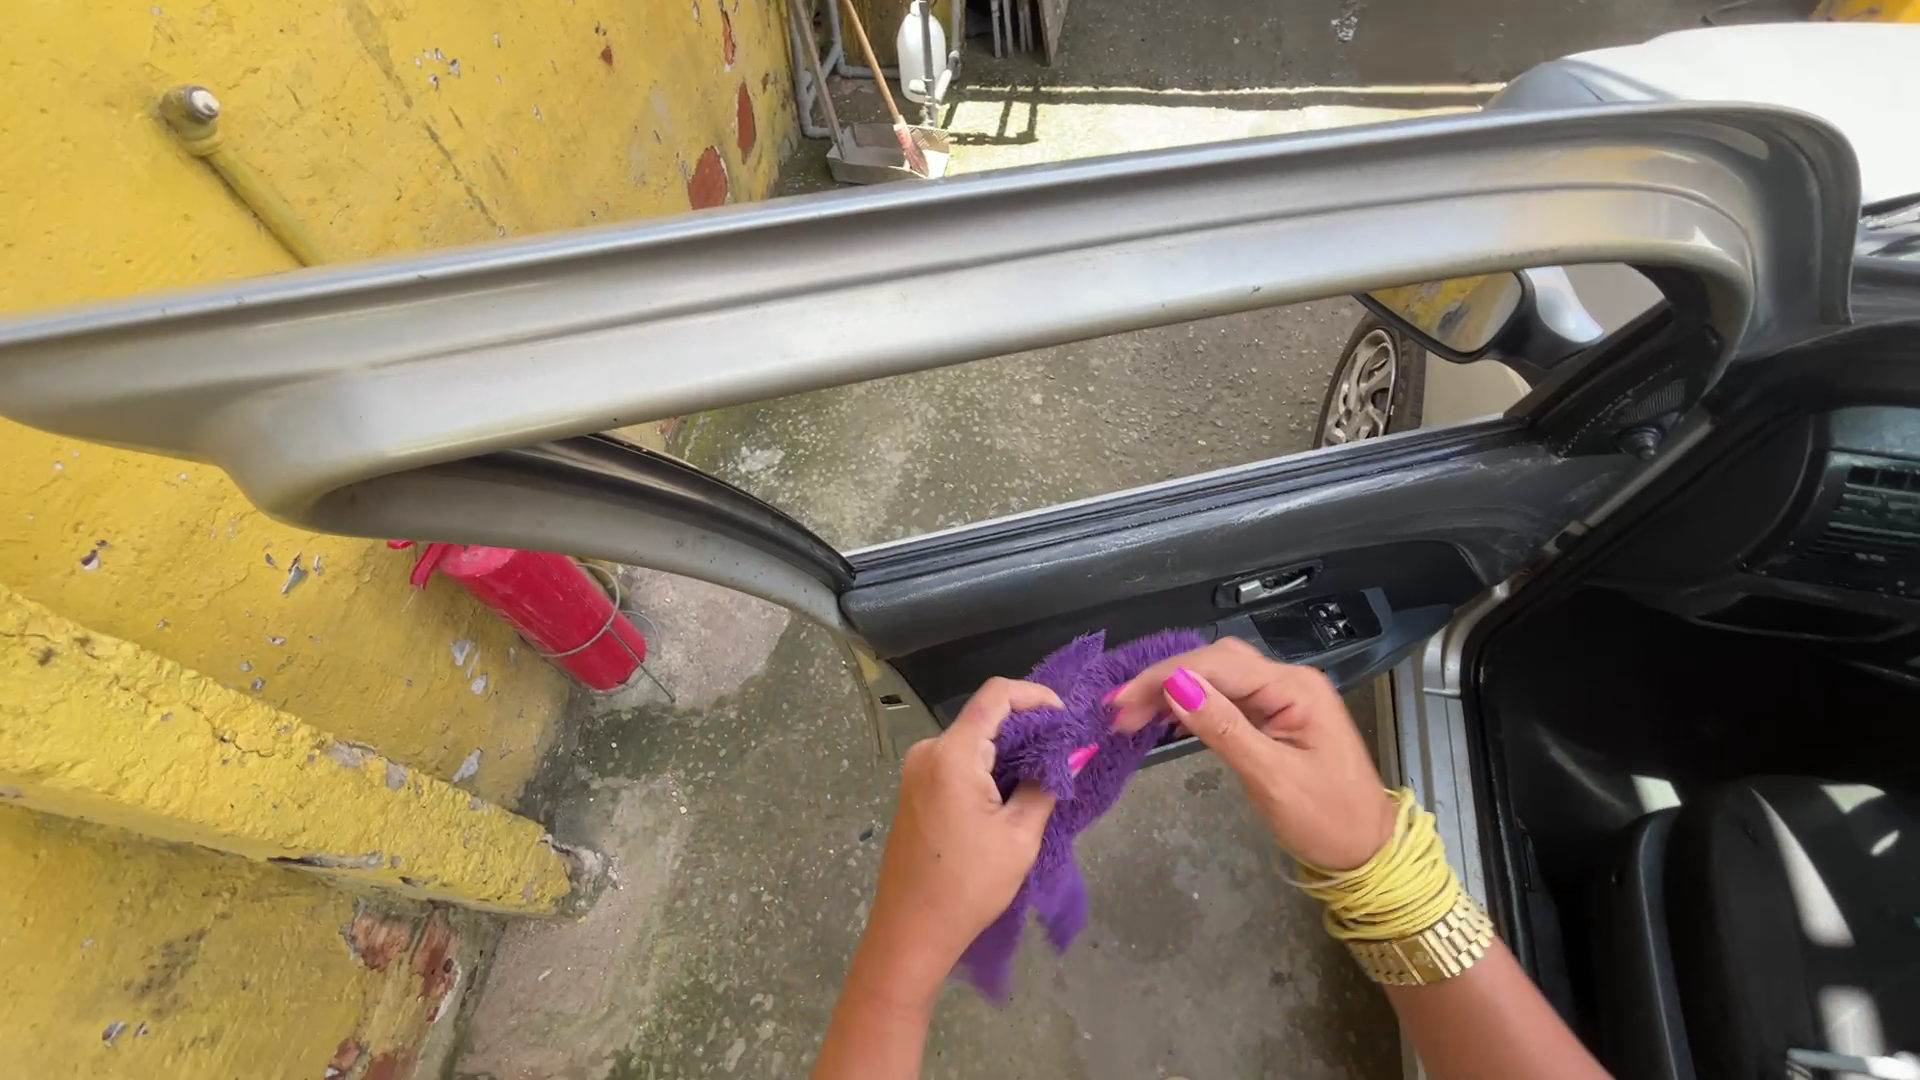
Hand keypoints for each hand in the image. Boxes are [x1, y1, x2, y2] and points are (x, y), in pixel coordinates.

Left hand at [859, 677, 1061, 1002]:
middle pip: (983, 717)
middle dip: (1026, 727)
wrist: (909, 932)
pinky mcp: (915, 788)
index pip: (995, 695)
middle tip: (1063, 750)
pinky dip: (986, 765)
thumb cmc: (967, 886)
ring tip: (1044, 772)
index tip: (1064, 717)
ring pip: (971, 740)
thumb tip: (1070, 754)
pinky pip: (956, 760)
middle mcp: (928, 750)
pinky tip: (1010, 789)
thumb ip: (1045, 785)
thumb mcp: (1018, 837)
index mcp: (951, 753)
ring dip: (1007, 749)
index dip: (1034, 696)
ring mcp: (917, 769)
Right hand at [1109, 637, 1393, 870]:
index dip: (1163, 676)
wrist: (1368, 853)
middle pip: (1212, 663)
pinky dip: (1188, 704)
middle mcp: (1286, 681)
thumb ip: (1223, 727)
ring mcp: (1279, 697)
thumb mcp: (1272, 778)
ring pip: (1213, 677)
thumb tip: (1175, 685)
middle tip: (1119, 709)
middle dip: (1161, 679)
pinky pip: (1222, 697)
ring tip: (1131, 714)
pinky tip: (1163, 717)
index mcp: (1294, 688)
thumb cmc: (1328, 821)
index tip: (1122, 700)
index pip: (1216, 665)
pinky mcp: (1271, 715)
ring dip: (1170, 690)